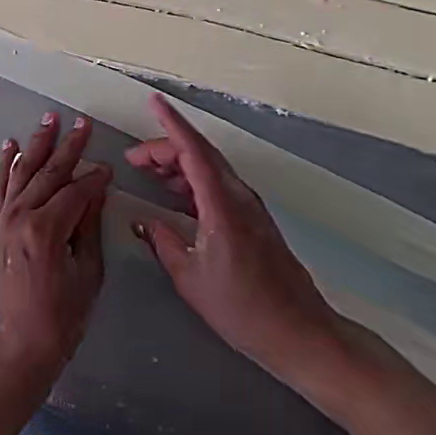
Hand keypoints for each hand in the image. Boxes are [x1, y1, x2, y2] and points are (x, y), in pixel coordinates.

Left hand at [0, 112, 112, 377]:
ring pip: (24, 170)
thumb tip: (96, 189)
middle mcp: (22, 216)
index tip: (109, 167)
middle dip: (69, 146)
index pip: (75, 191)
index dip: (95, 177)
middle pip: (49, 172)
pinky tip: (12, 144)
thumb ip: (90, 226)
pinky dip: (6, 163)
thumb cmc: (62, 315)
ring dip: (39, 143)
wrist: (19, 341)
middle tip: (82, 123)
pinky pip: (2, 186)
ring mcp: (6, 218)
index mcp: (46, 230)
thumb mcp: (88, 272)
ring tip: (50, 119)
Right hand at [126, 94, 335, 371]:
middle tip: (134, 159)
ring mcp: (248, 206)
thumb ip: (164, 243)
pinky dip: (193, 180)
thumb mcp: (191, 279)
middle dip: (164, 148)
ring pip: (209, 168)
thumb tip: (144, 223)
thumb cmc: (244, 309)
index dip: (171, 123)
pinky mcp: (253, 218)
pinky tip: (177, 195)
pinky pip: (218, 184)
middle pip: (200, 153)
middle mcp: (238, 195)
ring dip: (179, 163)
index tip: (154, 102)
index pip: (193, 150)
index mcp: (222, 204)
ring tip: (149, 172)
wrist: (300, 332)